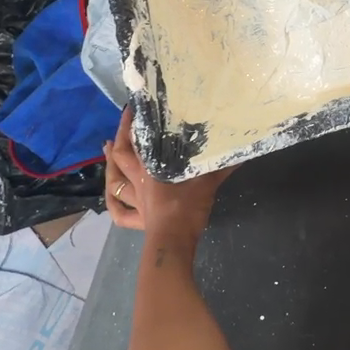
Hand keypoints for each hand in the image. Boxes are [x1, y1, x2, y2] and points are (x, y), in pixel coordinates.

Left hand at [103, 106, 232, 237]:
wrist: (174, 241)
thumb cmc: (187, 207)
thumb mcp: (208, 182)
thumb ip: (222, 166)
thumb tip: (242, 150)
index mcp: (152, 169)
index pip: (137, 142)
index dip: (132, 125)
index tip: (134, 108)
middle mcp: (138, 182)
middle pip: (120, 158)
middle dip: (119, 138)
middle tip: (123, 122)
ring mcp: (135, 201)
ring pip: (114, 182)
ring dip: (109, 166)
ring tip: (107, 148)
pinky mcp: (136, 218)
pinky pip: (119, 211)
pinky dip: (112, 203)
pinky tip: (111, 195)